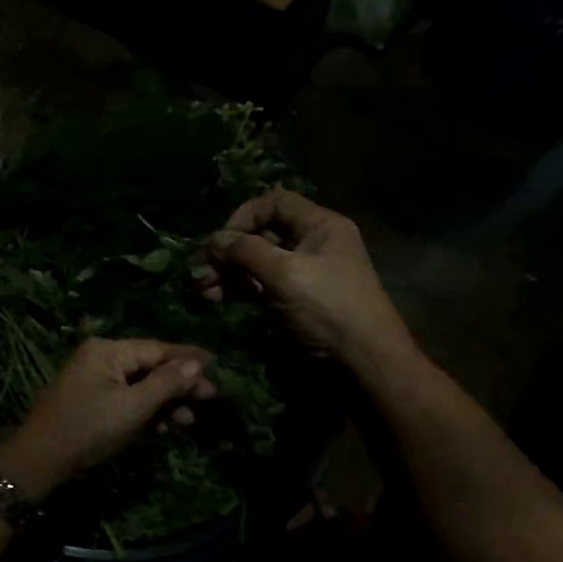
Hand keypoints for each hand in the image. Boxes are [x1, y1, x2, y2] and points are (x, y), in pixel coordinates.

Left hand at [0, 338, 217, 501]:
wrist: (40, 460)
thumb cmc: (87, 429)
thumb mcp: (132, 407)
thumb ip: (166, 384)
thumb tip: (196, 364)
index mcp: (107, 351)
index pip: (158, 349)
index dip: (190, 359)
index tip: (219, 367)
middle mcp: (100, 358)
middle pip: (150, 366)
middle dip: (179, 385)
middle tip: (210, 400)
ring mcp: (94, 380)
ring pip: (140, 386)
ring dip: (165, 402)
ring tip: (189, 421)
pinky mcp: (92, 402)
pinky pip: (126, 400)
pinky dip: (146, 412)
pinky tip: (164, 428)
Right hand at [198, 189, 414, 365]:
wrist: (361, 357)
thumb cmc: (328, 307)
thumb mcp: (285, 273)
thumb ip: (246, 252)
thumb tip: (213, 240)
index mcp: (319, 225)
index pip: (274, 203)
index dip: (243, 216)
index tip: (221, 241)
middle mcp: (311, 243)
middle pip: (261, 234)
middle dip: (229, 250)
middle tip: (201, 269)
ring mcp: (302, 272)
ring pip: (257, 262)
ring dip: (227, 272)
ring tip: (202, 289)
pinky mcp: (293, 298)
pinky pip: (260, 284)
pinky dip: (238, 289)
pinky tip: (215, 298)